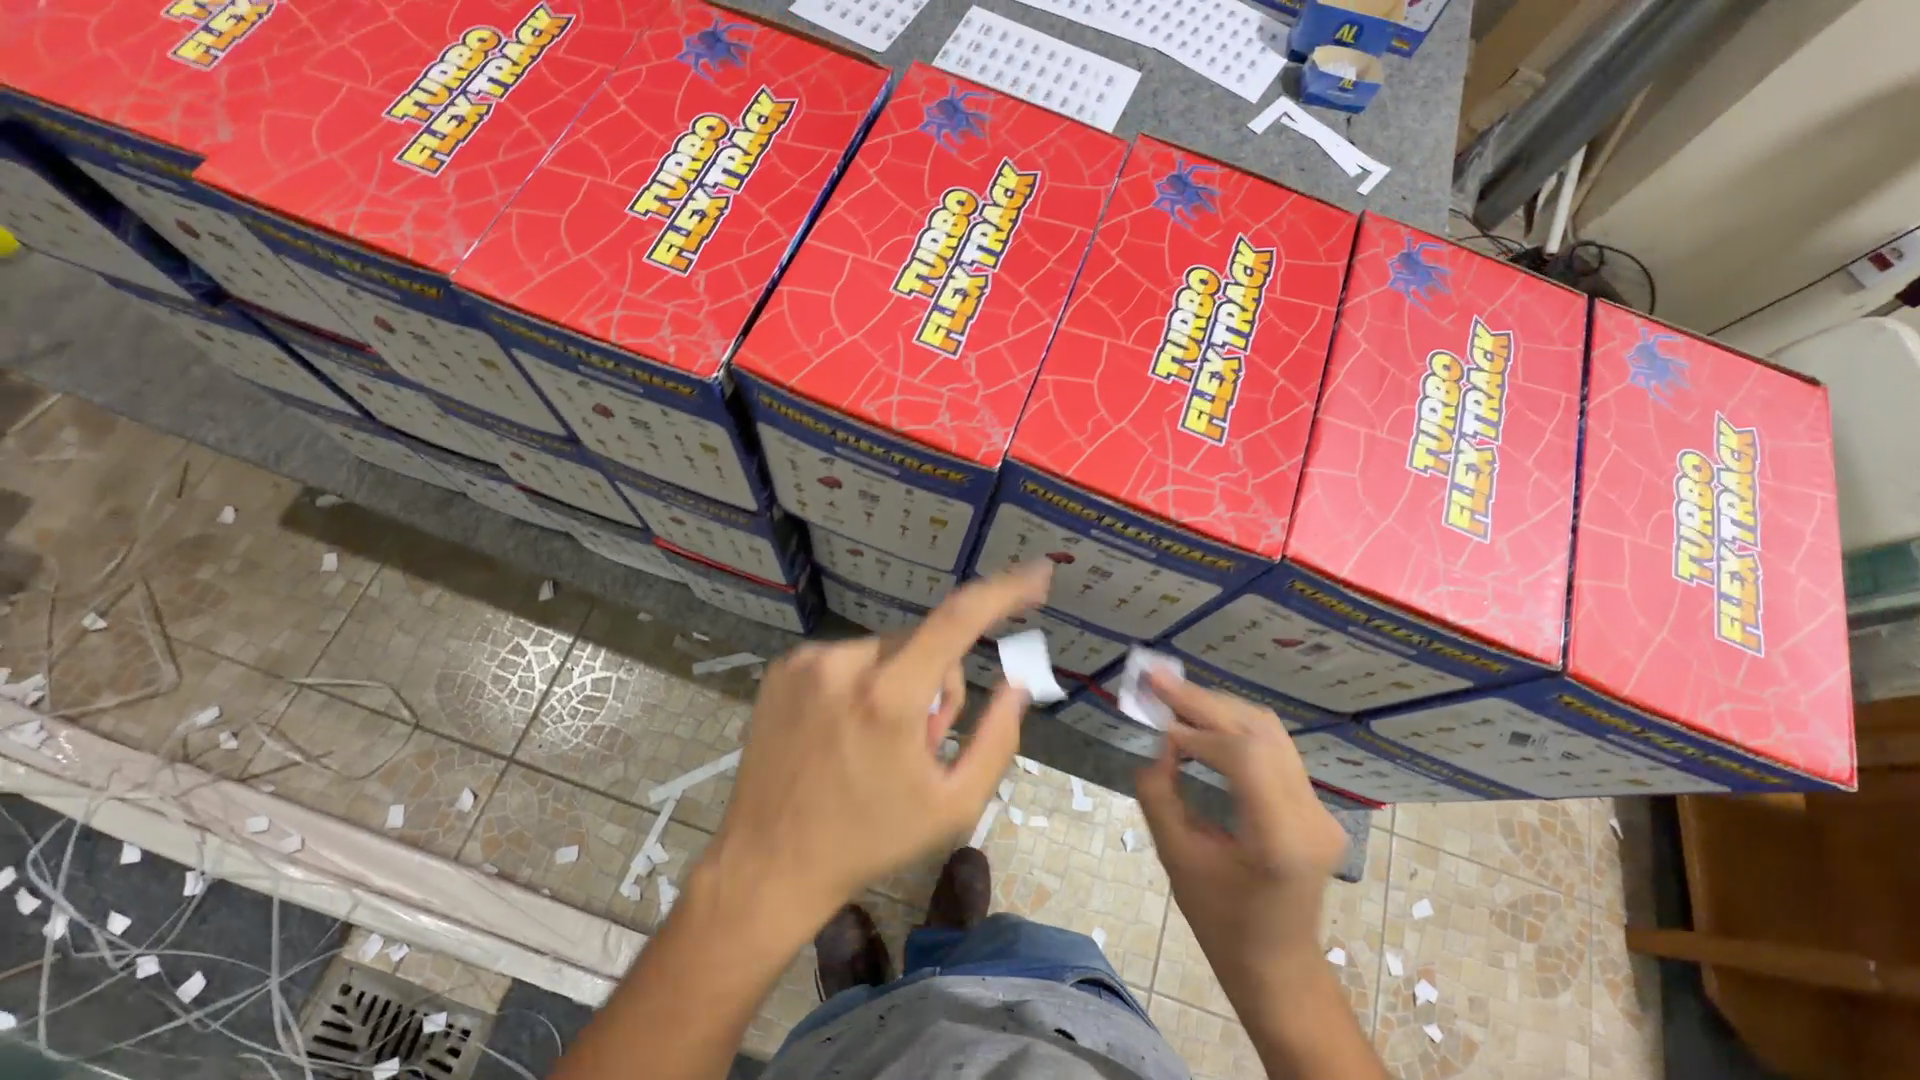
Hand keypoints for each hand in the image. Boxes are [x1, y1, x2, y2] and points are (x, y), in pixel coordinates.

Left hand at [699, 563, 1052, 936]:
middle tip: (923, 742)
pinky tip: (845, 732)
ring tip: (877, 743)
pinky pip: (847, 658)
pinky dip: (861, 683)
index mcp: (889, 696)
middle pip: (923, 644)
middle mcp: (844, 663)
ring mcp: (806, 662)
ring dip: (899, 683)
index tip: (1038, 575)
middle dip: (938, 682)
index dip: (1004, 591)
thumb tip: (1017, 683)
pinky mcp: (783, 669)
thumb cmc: (870, 840)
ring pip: (885, 650)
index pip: (958, 620)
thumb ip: (997, 739)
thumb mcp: (952, 805)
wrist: (770, 863)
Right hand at [1135, 671, 1349, 1003]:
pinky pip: (1275, 751)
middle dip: (1205, 702)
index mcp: (1279, 838)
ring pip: (1271, 734)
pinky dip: (1235, 730)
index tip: (1157, 726)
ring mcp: (1321, 809)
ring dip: (1220, 710)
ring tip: (1174, 695)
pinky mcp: (1317, 806)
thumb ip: (1162, 795)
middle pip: (1261, 732)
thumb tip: (1159, 746)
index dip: (1197, 730)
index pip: (1243, 755)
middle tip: (1157, 680)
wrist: (1274, 962)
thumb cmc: (1219, 921)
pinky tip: (1202, 724)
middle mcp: (1311, 815)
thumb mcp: (1177, 858)